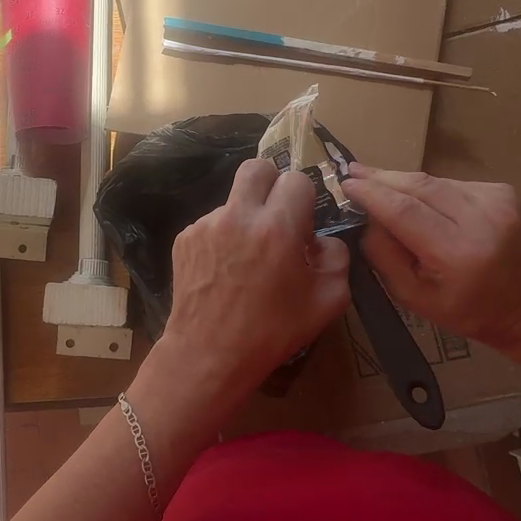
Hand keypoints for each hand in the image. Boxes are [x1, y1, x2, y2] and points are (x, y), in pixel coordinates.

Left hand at [160, 159, 351, 396]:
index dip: (304, 200)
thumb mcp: (329, 300)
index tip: (302, 227)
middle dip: (271, 184)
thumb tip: (320, 240)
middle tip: (275, 214)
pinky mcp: (184, 238)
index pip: (296, 179)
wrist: (209, 353)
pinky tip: (224, 271)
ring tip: (246, 261)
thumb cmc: (273, 331)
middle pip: (256, 167)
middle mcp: (238, 215)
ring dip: (244, 218)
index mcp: (277, 227)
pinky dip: (222, 239)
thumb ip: (336, 257)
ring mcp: (205, 225)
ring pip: (232, 200)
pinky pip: (211, 224)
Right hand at [340, 167, 520, 356]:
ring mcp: (496, 200)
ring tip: (375, 183)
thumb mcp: (414, 298)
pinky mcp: (503, 192)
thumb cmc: (470, 312)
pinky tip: (418, 200)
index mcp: (457, 252)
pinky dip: (429, 189)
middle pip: (418, 185)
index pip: (403, 210)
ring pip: (434, 181)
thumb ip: (385, 256)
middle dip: (381, 177)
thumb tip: (368, 218)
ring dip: (402, 182)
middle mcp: (481, 218)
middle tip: (352, 172)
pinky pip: (452, 184)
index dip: (370, 193)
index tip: (345, 184)